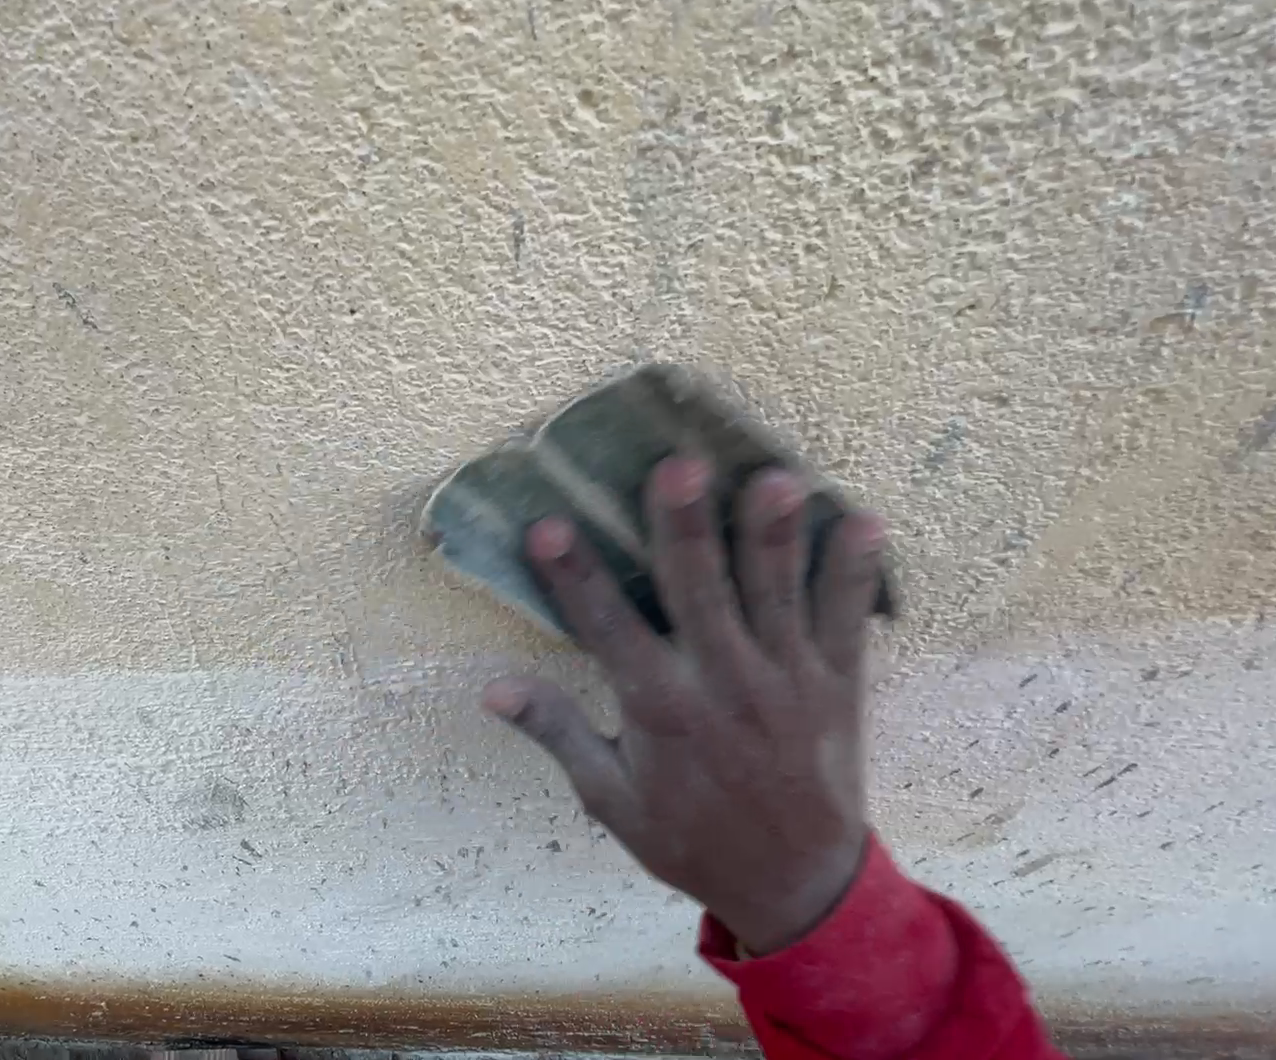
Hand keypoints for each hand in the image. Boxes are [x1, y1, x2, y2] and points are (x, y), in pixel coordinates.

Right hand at [483, 455, 888, 953]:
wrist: (800, 887)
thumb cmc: (689, 836)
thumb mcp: (609, 797)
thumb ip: (557, 732)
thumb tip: (492, 689)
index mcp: (661, 708)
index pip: (604, 627)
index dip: (572, 575)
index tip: (545, 526)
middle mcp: (724, 684)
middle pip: (699, 592)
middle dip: (684, 527)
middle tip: (677, 466)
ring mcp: (787, 681)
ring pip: (776, 594)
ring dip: (772, 534)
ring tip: (774, 476)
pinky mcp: (837, 687)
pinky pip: (847, 622)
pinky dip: (853, 574)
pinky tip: (861, 521)